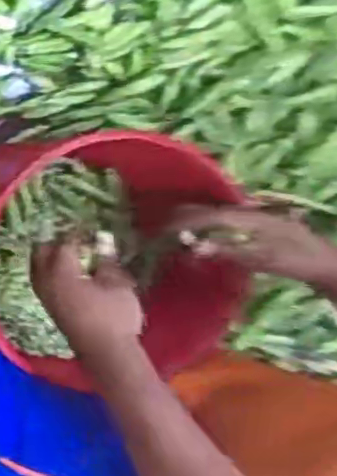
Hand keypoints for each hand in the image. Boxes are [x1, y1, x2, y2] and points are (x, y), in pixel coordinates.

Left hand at [31, 236, 145, 360]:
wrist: (102, 347)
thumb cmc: (113, 315)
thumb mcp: (119, 287)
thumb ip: (108, 264)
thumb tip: (103, 246)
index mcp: (59, 270)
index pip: (63, 245)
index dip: (75, 236)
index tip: (86, 230)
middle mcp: (42, 276)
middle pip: (42, 251)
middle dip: (55, 242)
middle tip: (74, 238)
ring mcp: (40, 288)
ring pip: (38, 263)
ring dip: (50, 254)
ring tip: (70, 252)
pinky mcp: (44, 299)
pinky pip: (40, 275)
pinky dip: (50, 267)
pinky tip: (65, 270)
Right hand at [162, 204, 336, 289]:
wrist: (331, 266)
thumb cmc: (297, 261)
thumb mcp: (264, 258)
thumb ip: (226, 251)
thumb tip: (189, 248)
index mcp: (244, 216)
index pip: (202, 214)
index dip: (177, 223)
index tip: (156, 233)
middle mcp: (243, 210)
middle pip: (201, 209)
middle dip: (177, 218)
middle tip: (156, 231)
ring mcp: (248, 215)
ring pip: (206, 212)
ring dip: (186, 220)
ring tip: (169, 231)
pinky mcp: (250, 222)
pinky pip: (215, 218)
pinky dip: (198, 223)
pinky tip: (193, 232)